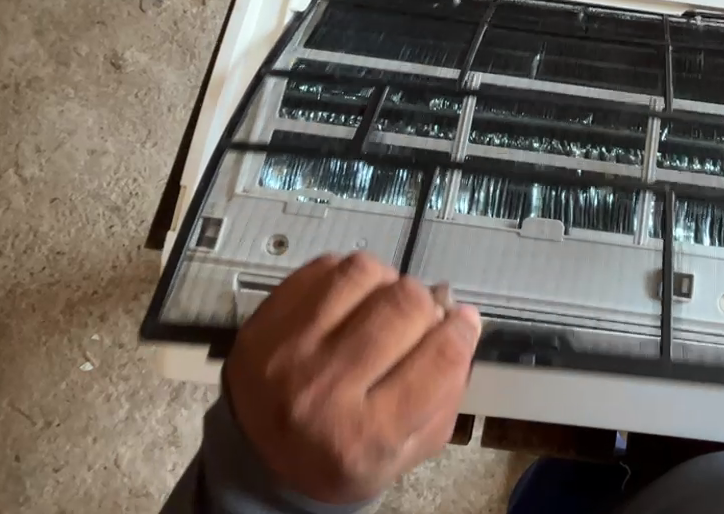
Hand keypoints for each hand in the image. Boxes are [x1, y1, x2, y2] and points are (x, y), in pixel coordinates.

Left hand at [225, 251, 482, 503]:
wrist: (260, 457)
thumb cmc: (343, 453)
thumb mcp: (407, 450)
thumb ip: (448, 389)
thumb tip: (463, 320)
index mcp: (365, 436)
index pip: (441, 357)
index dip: (462, 329)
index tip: (462, 322)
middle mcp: (323, 391)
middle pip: (408, 304)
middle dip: (425, 306)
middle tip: (417, 321)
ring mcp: (288, 350)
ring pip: (369, 272)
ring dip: (387, 283)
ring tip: (380, 306)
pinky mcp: (266, 320)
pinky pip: (328, 265)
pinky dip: (351, 276)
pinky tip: (350, 302)